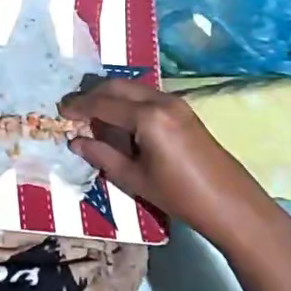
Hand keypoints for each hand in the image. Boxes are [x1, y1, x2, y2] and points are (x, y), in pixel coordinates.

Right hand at [60, 79, 265, 241]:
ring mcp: (175, 103)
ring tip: (92, 115)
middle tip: (72, 109)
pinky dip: (127, 102)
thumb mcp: (134, 179)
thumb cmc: (179, 195)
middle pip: (117, 86)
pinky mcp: (183, 110)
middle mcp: (160, 101)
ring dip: (110, 96)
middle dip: (92, 94)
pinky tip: (119, 120)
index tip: (59, 110)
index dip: (78, 107)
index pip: (102, 104)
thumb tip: (75, 141)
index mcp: (147, 117)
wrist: (231, 204)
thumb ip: (102, 155)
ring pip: (132, 88)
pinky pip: (146, 96)